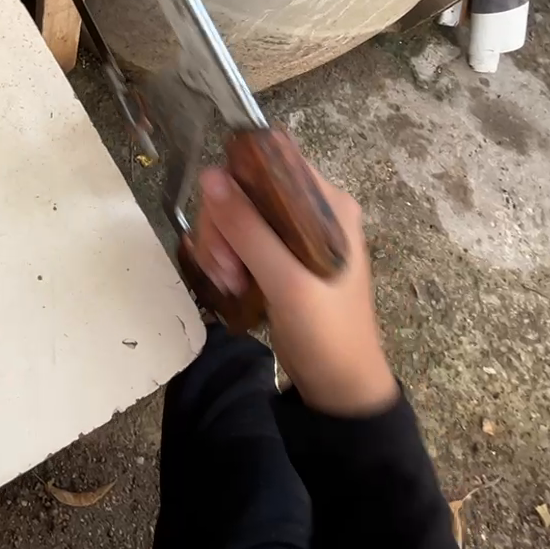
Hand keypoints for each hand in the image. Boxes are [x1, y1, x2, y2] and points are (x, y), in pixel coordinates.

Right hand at [189, 164, 398, 416]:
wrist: (340, 387)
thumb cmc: (326, 331)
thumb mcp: (285, 280)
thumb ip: (248, 228)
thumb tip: (209, 175)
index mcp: (327, 203)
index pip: (271, 161)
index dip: (237, 179)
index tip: (222, 216)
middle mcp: (312, 209)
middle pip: (244, 189)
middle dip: (224, 224)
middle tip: (224, 264)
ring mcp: (295, 232)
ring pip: (235, 213)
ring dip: (221, 244)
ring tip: (226, 279)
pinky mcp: (279, 254)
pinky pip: (238, 236)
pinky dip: (226, 255)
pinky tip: (228, 281)